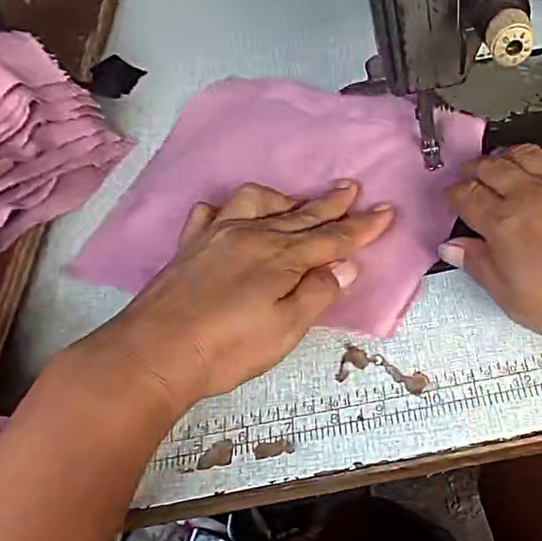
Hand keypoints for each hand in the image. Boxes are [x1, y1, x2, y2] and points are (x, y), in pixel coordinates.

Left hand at [76, 181, 394, 409]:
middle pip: (301, 215)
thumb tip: (344, 265)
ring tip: (297, 202)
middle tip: (352, 188)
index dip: (362, 226)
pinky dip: (229, 209)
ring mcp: (217, 237)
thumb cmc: (227, 349)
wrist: (155, 353)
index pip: (333, 238)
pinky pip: (212, 213)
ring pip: (257, 203)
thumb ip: (317, 293)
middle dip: (331, 203)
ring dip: (283, 199)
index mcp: (281, 258)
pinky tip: (230, 216)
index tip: (386, 211)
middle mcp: (252, 237)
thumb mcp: (285, 329)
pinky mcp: (190, 247)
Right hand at [441, 145, 541, 353]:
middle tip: (467, 173)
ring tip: (500, 159)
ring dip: (508, 154)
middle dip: (474, 169)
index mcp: (504, 223)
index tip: (451, 198)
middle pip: (493, 168)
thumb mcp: (513, 299)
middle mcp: (533, 195)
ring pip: (529, 153)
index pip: (467, 196)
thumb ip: (481, 267)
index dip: (454, 195)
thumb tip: (454, 249)